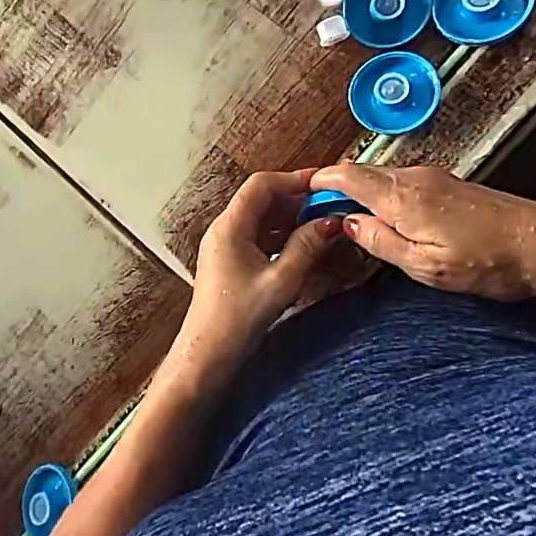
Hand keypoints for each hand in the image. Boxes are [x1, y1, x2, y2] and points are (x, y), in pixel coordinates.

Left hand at [176, 170, 343, 372]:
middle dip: (296, 200)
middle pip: (262, 199)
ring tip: (321, 226)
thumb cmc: (234, 322)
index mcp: (229, 228)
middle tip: (328, 206)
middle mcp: (224, 231)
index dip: (293, 179)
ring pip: (262, 219)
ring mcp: (226, 247)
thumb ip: (307, 247)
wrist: (205, 356)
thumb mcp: (280, 282)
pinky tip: (303, 247)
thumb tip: (330, 222)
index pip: (261, 185)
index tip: (322, 182)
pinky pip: (259, 237)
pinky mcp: (231, 262)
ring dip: (291, 219)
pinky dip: (282, 237)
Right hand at [311, 163, 535, 300]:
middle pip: (360, 172)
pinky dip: (382, 195)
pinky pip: (401, 182)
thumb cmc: (492, 262)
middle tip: (318, 213)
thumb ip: (380, 242)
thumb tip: (348, 224)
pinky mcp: (447, 182)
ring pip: (380, 177)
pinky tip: (386, 219)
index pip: (346, 175)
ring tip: (349, 221)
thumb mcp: (426, 267)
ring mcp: (433, 176)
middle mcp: (415, 177)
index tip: (301, 194)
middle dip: (335, 188)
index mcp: (403, 198)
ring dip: (359, 192)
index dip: (319, 182)